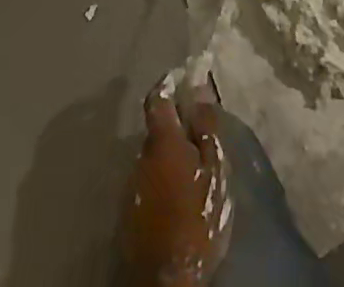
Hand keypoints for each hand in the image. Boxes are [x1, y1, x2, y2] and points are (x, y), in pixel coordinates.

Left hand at [122, 79, 231, 285]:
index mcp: (162, 141)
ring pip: (154, 156)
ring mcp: (131, 183)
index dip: (170, 83)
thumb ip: (206, 129)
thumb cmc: (197, 217)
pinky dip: (164, 177)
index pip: (158, 99)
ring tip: (195, 169)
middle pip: (158, 130)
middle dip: (177, 127)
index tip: (184, 76)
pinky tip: (180, 192)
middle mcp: (140, 156)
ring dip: (172, 155)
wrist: (164, 276)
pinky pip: (149, 179)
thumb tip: (201, 90)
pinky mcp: (129, 208)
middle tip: (202, 134)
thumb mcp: (214, 169)